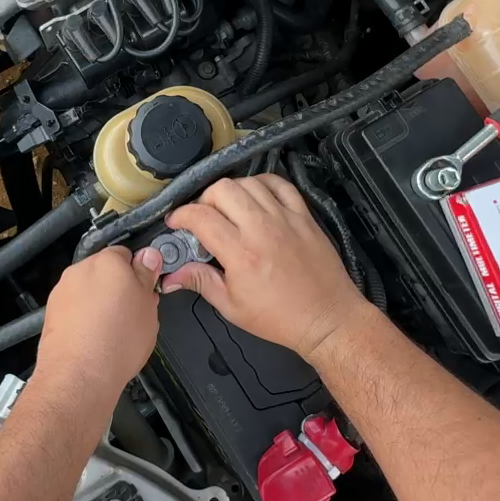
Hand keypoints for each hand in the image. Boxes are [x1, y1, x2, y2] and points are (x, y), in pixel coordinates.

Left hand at [34, 246, 164, 409]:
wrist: (79, 376)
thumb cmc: (115, 342)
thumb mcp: (148, 306)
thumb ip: (147, 275)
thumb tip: (149, 257)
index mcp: (108, 261)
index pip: (126, 253)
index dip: (138, 272)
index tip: (145, 288)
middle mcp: (81, 271)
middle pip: (104, 272)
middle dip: (118, 288)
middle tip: (133, 311)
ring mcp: (63, 291)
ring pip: (88, 291)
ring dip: (99, 304)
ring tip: (114, 330)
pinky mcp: (52, 313)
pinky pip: (74, 309)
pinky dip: (84, 319)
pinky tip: (96, 338)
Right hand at [162, 175, 371, 360]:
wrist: (327, 318)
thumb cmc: (280, 318)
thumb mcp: (232, 307)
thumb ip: (201, 282)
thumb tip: (172, 275)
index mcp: (241, 254)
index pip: (201, 216)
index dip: (181, 215)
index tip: (177, 222)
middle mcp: (262, 229)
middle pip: (222, 189)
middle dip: (205, 199)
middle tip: (204, 217)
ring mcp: (286, 219)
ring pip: (249, 182)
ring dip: (232, 191)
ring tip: (230, 209)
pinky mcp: (304, 216)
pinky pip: (280, 184)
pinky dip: (263, 184)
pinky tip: (257, 197)